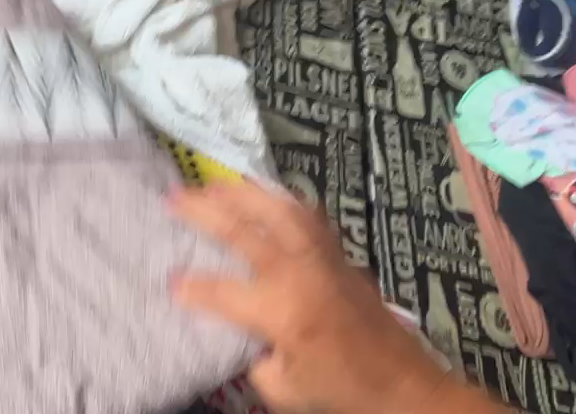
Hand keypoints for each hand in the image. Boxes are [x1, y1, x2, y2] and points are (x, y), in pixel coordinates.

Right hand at [170, 181, 498, 413]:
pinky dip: (277, 198)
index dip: (191, 287)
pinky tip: (260, 193)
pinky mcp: (336, 250)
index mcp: (281, 310)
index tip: (169, 282)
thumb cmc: (344, 389)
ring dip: (238, 192)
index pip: (222, 291)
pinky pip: (302, 212)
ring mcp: (318, 255)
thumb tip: (232, 334)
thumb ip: (251, 359)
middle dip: (200, 211)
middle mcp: (296, 271)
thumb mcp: (286, 392)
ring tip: (210, 184)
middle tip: (172, 197)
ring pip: (272, 207)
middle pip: (240, 230)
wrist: (406, 385)